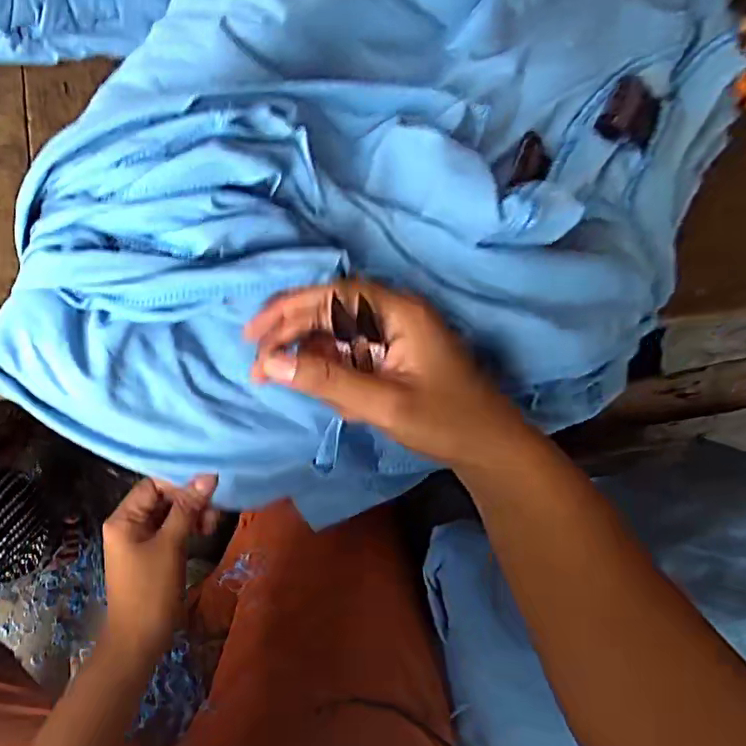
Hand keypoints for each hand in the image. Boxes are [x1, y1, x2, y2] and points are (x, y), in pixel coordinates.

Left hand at [101, 475, 218, 655]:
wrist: (138, 640)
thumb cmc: (151, 591)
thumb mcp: (170, 546)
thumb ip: (187, 509)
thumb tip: (207, 477)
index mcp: (122, 518)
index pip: (151, 486)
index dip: (179, 485)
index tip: (208, 491)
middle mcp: (125, 525)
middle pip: (159, 499)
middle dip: (188, 501)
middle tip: (214, 512)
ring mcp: (136, 541)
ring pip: (166, 516)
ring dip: (190, 516)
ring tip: (212, 525)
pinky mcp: (148, 555)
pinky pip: (167, 532)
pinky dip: (185, 530)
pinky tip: (203, 534)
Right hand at [245, 281, 537, 471]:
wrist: (490, 450)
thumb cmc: (444, 422)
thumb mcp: (382, 404)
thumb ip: (326, 381)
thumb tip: (269, 364)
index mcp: (399, 313)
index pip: (333, 296)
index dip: (289, 308)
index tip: (256, 333)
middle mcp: (393, 316)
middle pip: (328, 310)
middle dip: (289, 331)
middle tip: (255, 358)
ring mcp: (390, 336)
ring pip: (332, 333)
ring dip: (303, 352)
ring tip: (272, 374)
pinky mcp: (387, 357)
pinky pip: (345, 353)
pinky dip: (325, 369)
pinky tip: (318, 390)